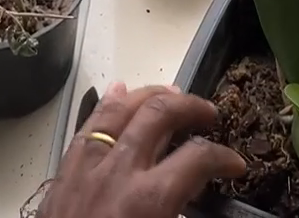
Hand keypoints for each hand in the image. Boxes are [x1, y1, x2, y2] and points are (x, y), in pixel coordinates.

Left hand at [40, 82, 245, 217]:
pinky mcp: (63, 175)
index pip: (197, 158)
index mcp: (149, 201)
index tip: (235, 163)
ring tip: (172, 92)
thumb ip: (179, 212)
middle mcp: (119, 172)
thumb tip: (195, 194)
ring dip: (151, 95)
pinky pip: (87, 127)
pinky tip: (118, 91)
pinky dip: (107, 106)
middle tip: (209, 113)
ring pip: (122, 110)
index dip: (223, 157)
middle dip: (191, 107)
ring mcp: (87, 169)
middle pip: (160, 114)